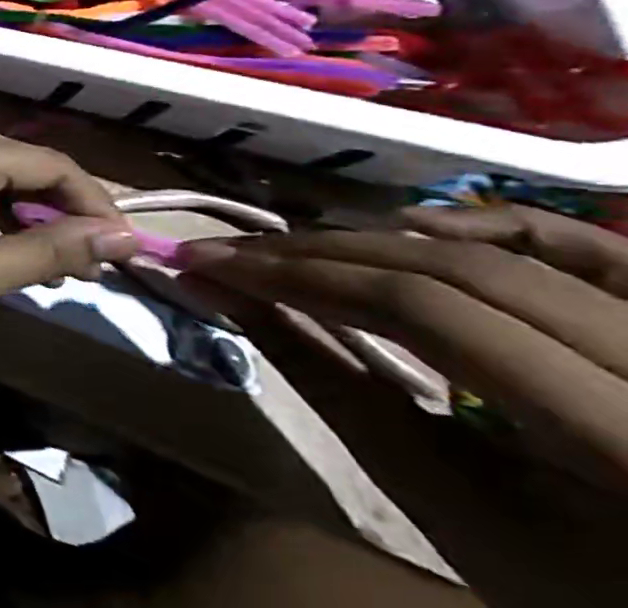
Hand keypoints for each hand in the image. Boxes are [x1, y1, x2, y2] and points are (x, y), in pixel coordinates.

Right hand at [185, 205, 627, 485]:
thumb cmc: (554, 577)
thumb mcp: (439, 499)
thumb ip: (328, 381)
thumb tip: (215, 290)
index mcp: (618, 435)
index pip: (425, 312)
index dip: (305, 276)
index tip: (208, 262)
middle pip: (459, 269)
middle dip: (323, 252)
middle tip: (228, 250)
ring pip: (510, 251)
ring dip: (383, 239)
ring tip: (295, 247)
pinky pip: (597, 249)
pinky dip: (500, 224)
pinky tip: (416, 223)